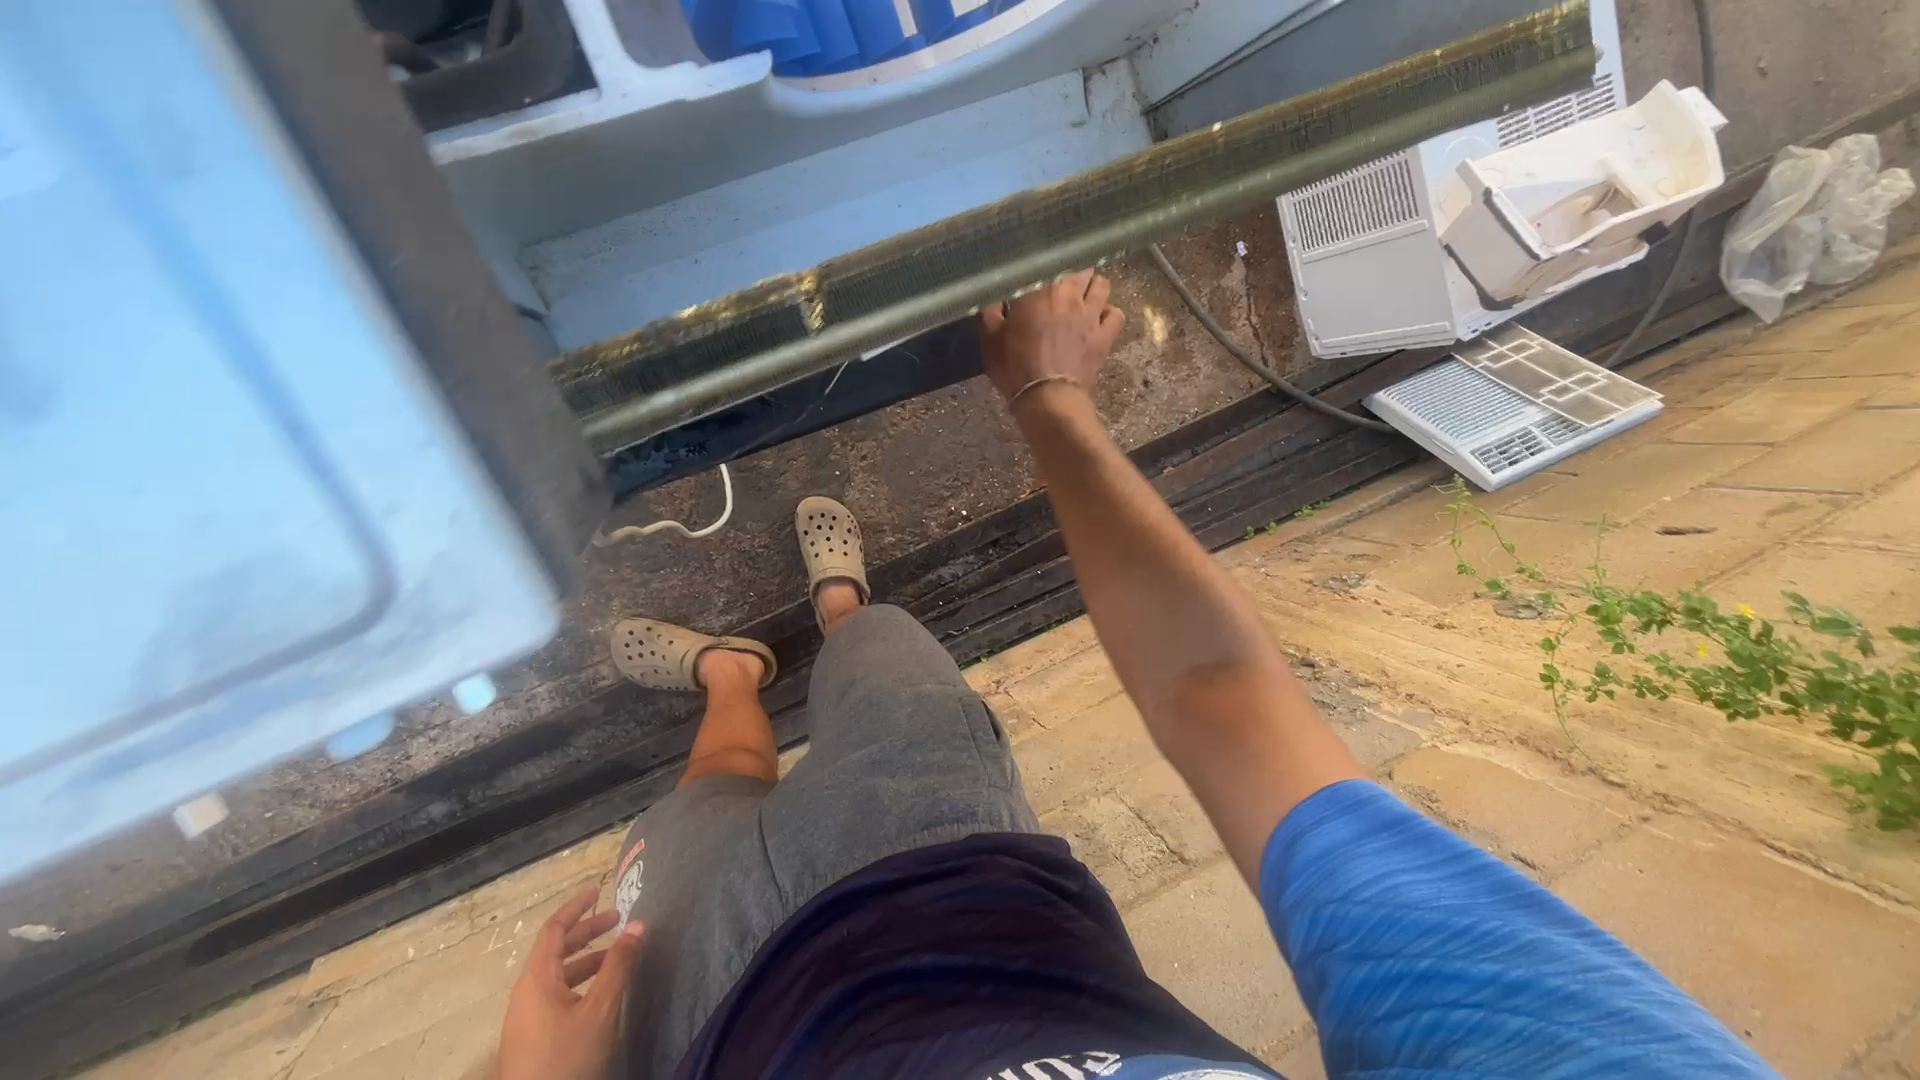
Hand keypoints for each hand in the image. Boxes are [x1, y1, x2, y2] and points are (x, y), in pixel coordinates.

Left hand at [497, 885, 645, 1079]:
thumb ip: (619, 964)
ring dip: (585, 959)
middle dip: (586, 931)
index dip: (576, 907)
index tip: (599, 890)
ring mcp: (525, 1018)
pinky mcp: (530, 1039)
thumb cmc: (567, 1058)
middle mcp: (526, 993)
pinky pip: (554, 995)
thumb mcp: (601, 1009)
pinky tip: (599, 995)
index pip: (554, 929)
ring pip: (556, 975)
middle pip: (554, 950)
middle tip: (618, 921)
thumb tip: (638, 924)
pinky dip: (578, 982)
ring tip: (615, 957)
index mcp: (536, 979)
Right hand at [979, 269, 1125, 410]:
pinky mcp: (1105, 335)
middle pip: (1078, 267)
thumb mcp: (990, 339)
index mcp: (1039, 289)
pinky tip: (1099, 318)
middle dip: (1070, 272)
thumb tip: (994, 296)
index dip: (1039, 267)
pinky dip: (1109, 312)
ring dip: (1092, 287)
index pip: (1043, 264)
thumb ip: (991, 311)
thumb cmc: (1014, 367)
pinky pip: (1116, 313)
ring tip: (1083, 296)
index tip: (1032, 276)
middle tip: (1059, 284)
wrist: (1047, 398)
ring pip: (1101, 284)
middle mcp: (1069, 293)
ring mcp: (1091, 314)